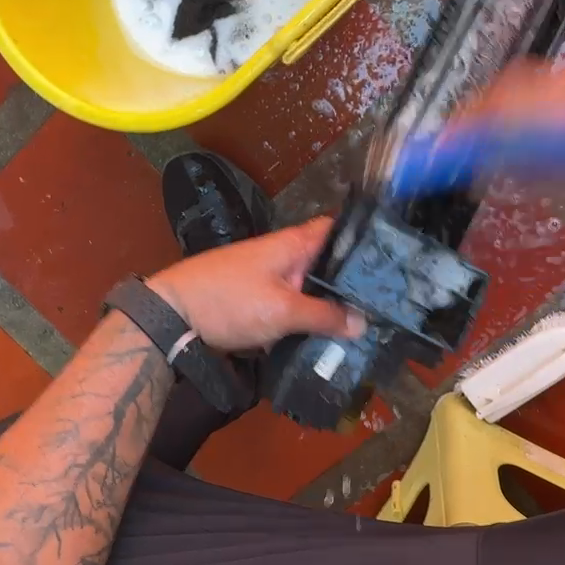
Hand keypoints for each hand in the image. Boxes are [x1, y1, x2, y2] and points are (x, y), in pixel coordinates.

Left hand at [146, 218, 365, 351]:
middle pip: (326, 262)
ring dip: (330, 304)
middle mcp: (284, 255)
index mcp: (293, 244)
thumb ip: (324, 315)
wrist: (172, 317)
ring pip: (310, 287)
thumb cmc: (230, 301)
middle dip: (352, 281)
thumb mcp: (283, 311)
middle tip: (387, 302)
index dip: (363, 238)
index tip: (393, 258)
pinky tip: (328, 336)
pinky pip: (292, 306)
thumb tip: (362, 323)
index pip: (336, 228)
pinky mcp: (257, 301)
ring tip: (367, 322)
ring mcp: (269, 278)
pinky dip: (308, 318)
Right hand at [386, 38, 564, 236]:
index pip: (524, 104)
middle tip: (471, 147)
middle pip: (538, 85)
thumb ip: (548, 169)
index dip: (474, 124)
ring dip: (536, 113)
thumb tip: (494, 162)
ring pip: (563, 82)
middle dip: (500, 116)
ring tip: (522, 149)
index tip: (442, 142)